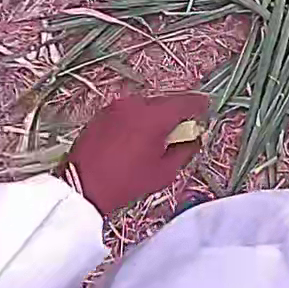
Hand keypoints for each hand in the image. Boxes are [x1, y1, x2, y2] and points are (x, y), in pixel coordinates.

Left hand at [64, 92, 208, 214]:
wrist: (81, 185)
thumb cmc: (126, 182)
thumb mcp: (164, 172)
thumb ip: (185, 150)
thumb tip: (195, 138)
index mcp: (154, 116)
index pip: (186, 102)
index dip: (199, 105)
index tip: (207, 108)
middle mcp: (136, 104)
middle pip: (165, 102)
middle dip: (177, 113)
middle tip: (185, 128)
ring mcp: (117, 106)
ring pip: (146, 105)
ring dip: (156, 116)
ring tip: (159, 136)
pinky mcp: (103, 113)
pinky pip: (130, 111)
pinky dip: (139, 118)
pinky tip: (138, 136)